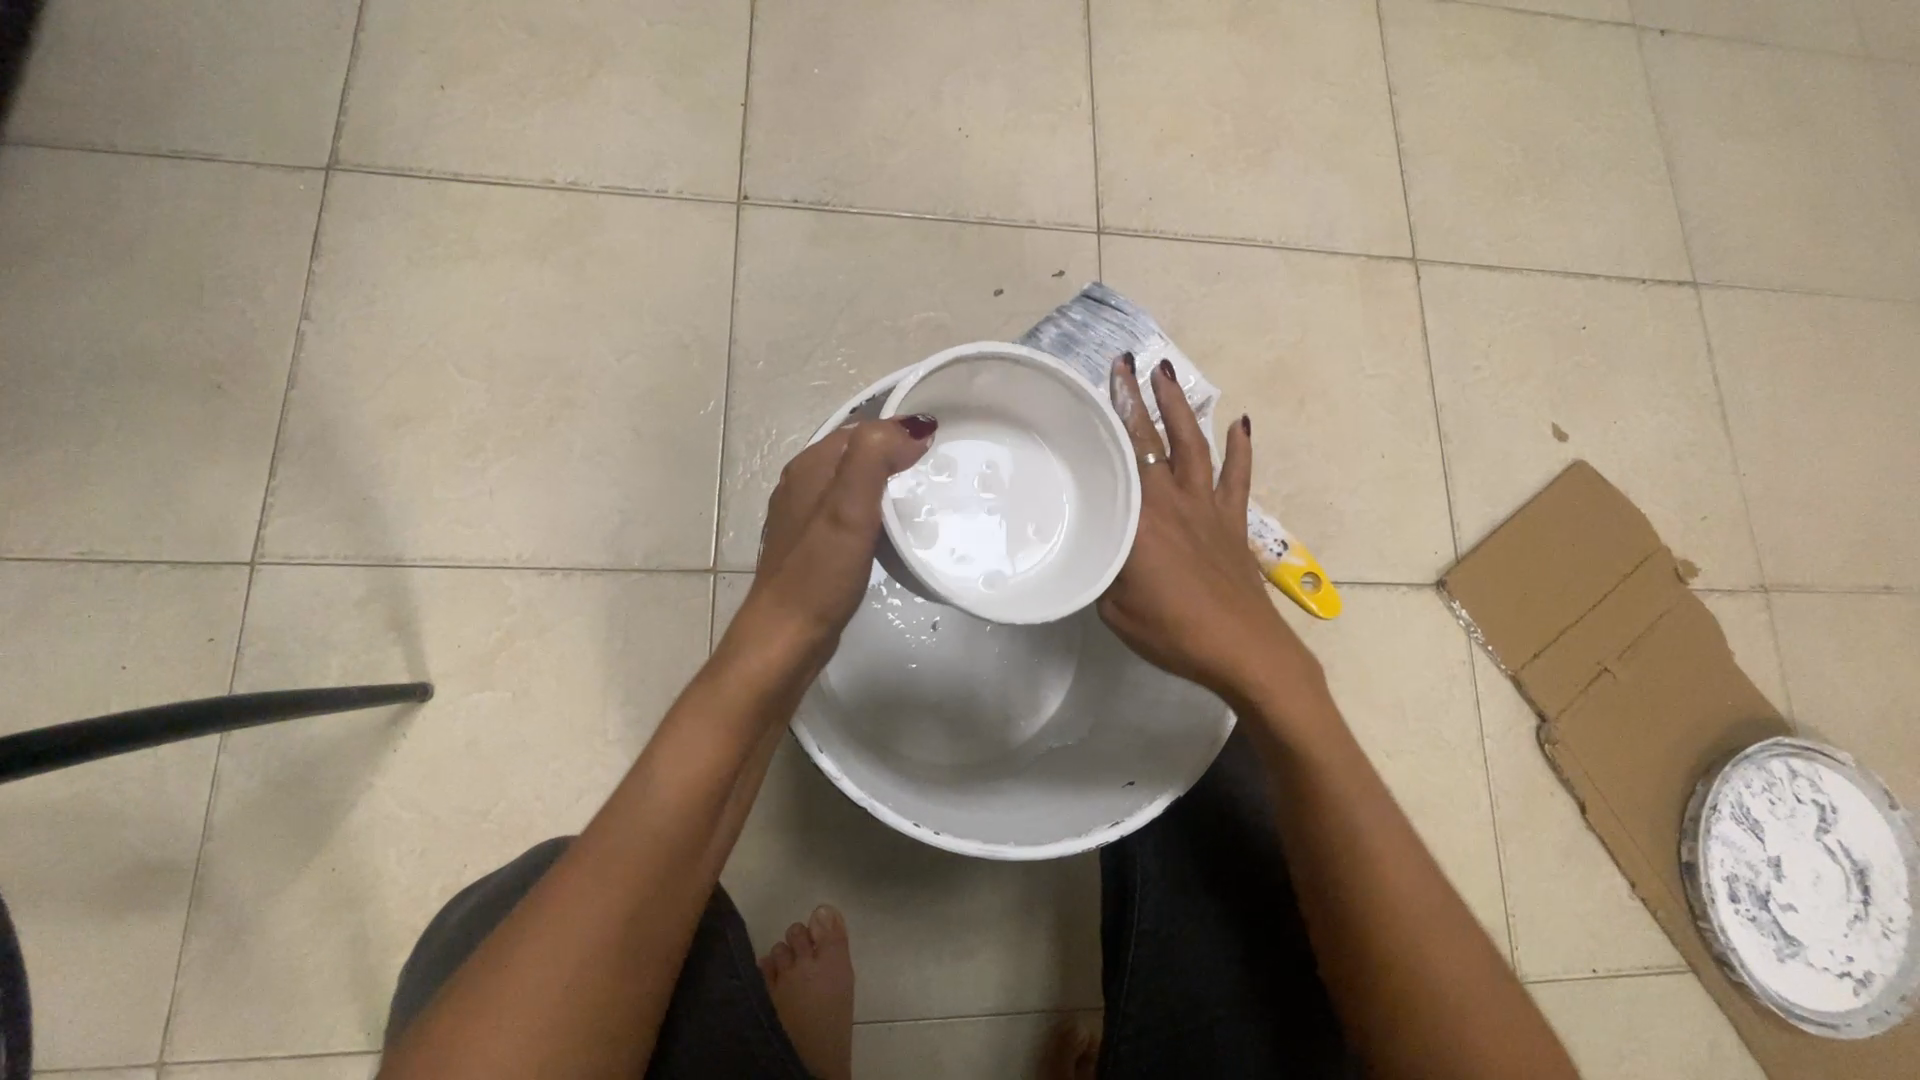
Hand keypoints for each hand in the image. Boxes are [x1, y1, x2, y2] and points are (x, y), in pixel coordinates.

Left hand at [732, 416, 935, 668]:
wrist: (787, 636)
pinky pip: (851, 514)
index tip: (941, 444)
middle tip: (939, 471)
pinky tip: (894, 532)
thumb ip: (875, 459)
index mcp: (810, 467)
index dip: (899, 430)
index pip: (861, 429)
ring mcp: (806, 518)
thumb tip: (914, 430)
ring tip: (925, 498)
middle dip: (895, 454)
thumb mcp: (849, 508)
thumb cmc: (819, 573)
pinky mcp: (815, 547)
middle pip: (857, 454)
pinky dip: (876, 513)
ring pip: (854, 485)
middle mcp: (803, 485)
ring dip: (887, 485)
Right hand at [1097, 356, 1318, 700]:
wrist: (1244, 650)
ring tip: (1165, 375)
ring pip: (1194, 445)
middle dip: (1135, 399)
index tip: (1088, 390)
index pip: (1118, 460)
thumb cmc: (1172, 631)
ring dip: (1180, 407)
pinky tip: (1241, 423)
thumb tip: (1091, 545)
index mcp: (1140, 519)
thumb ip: (1102, 567)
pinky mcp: (1234, 522)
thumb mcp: (1113, 607)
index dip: (1103, 423)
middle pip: (1152, 441)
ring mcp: (1208, 508)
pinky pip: (1237, 477)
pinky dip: (1240, 448)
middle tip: (1123, 363)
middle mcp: (1173, 501)